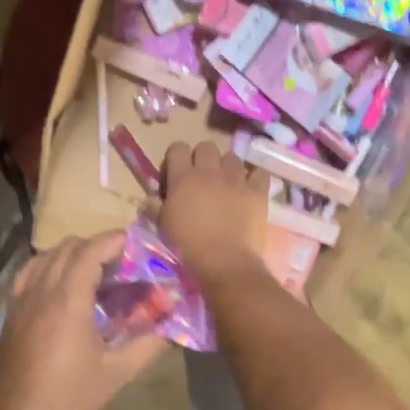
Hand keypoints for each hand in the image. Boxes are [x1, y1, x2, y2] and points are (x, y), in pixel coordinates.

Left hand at [0, 232, 169, 409]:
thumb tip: (174, 325)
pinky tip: (62, 282)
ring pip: (46, 256)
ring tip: (96, 271)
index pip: (91, 250)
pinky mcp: (10, 312)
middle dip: (97, 245)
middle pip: (69, 247)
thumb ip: (149, 344)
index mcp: (68, 301)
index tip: (137, 244)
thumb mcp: (117, 374)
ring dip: (72, 253)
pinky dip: (48, 265)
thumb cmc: (69, 399)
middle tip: (123, 262)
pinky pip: (29, 272)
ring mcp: (21, 300)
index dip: (115, 240)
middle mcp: (41, 291)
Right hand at [158, 141, 269, 282]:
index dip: (175, 158)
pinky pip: (259, 173)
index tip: (174, 176)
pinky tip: (250, 189)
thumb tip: (150, 199)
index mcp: (184, 177)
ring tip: (226, 185)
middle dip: (202, 158)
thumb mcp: (163, 227)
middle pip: (206, 146)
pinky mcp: (257, 191)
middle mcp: (210, 171)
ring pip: (232, 157)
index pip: (177, 148)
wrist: (224, 262)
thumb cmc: (188, 246)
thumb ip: (155, 208)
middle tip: (201, 179)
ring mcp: (236, 179)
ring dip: (227, 167)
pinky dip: (254, 178)